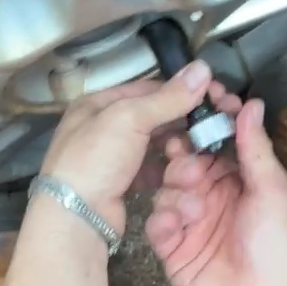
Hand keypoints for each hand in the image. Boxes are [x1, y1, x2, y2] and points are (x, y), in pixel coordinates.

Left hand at [38, 60, 220, 231]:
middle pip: (151, 118)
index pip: (146, 88)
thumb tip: (204, 67)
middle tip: (211, 129)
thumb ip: (168, 97)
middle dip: (180, 124)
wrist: (76, 218)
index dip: (179, 91)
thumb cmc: (97, 159)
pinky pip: (149, 170)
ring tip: (199, 152)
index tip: (211, 98)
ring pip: (152, 145)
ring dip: (176, 148)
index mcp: (96, 104)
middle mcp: (101, 128)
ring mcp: (110, 158)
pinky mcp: (120, 184)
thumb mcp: (130, 119)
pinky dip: (166, 170)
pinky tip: (183, 173)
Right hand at [145, 98, 286, 285]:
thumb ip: (255, 147)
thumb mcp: (271, 189)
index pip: (211, 140)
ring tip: (195, 208)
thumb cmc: (279, 243)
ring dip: (175, 192)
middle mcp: (208, 194)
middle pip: (180, 160)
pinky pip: (155, 223)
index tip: (200, 104)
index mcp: (234, 177)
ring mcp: (188, 221)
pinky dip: (162, 220)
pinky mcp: (172, 248)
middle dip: (182, 158)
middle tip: (191, 167)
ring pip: (164, 189)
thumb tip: (251, 103)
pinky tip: (178, 225)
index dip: (204, 122)